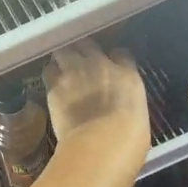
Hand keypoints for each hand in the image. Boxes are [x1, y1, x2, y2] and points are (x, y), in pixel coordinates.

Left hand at [43, 40, 148, 170]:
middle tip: (79, 62)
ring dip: (62, 59)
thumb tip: (120, 103)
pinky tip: (52, 85)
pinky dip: (50, 76)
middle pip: (87, 44)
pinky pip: (48, 72)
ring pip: (63, 52)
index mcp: (127, 74)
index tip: (110, 65)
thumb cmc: (128, 136)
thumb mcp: (139, 114)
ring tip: (61, 70)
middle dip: (82, 50)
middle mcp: (100, 65)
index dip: (113, 58)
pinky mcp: (54, 86)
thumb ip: (127, 100)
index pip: (121, 54)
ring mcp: (74, 72)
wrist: (102, 142)